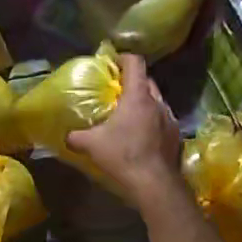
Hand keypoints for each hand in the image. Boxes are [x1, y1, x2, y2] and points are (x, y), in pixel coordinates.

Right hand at [67, 53, 182, 207]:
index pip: (135, 63)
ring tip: (130, 115)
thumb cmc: (123, 156)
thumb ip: (76, 137)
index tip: (113, 63)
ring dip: (144, 103)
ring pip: (157, 102)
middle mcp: (158, 102)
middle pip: (147, 81)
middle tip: (117, 91)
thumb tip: (65, 136)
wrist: (155, 183)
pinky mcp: (176, 136)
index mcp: (138, 96)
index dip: (124, 58)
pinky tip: (143, 137)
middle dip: (133, 82)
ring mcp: (170, 119)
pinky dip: (153, 122)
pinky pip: (163, 121)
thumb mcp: (92, 145)